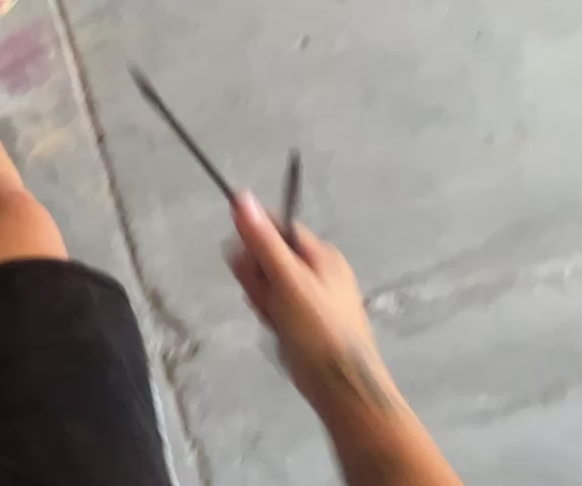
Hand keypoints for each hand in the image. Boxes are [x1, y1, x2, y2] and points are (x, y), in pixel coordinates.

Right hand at [228, 193, 402, 422]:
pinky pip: (268, 295)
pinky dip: (265, 307)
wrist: (339, 386)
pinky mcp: (299, 310)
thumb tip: (241, 196)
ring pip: (261, 274)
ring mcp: (308, 289)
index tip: (252, 263)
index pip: (270, 227)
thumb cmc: (318, 329)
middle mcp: (316, 266)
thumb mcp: (287, 280)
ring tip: (273, 313)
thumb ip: (262, 239)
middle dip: (255, 274)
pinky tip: (275, 321)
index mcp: (320, 254)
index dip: (253, 242)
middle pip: (261, 251)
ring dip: (258, 293)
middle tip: (267, 295)